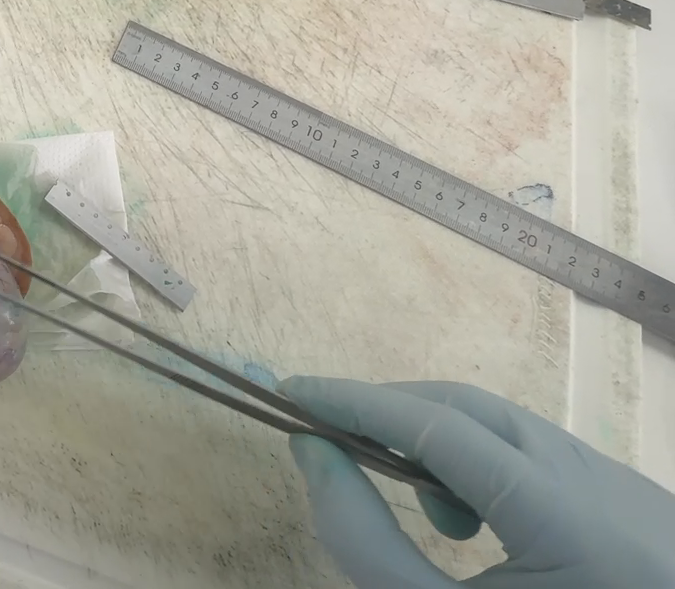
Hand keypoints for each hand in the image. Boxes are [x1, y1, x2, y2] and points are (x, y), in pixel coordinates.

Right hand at [283, 377, 674, 587]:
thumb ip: (359, 534)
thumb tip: (309, 446)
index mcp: (575, 528)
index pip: (437, 426)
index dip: (353, 401)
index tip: (287, 391)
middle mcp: (618, 495)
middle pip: (473, 410)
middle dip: (391, 413)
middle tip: (337, 438)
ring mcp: (644, 499)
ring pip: (509, 427)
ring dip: (438, 439)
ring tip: (418, 501)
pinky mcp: (651, 511)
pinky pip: (547, 455)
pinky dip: (487, 462)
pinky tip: (478, 518)